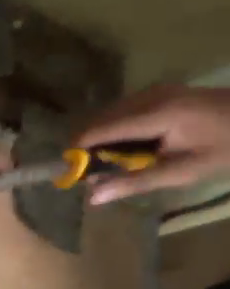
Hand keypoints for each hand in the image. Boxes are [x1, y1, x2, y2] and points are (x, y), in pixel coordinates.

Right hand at [77, 84, 229, 203]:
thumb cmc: (229, 147)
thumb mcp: (186, 170)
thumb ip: (136, 181)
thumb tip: (92, 197)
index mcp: (156, 115)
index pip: (95, 133)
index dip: (78, 155)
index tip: (75, 176)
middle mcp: (151, 97)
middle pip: (97, 123)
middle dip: (90, 149)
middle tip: (99, 172)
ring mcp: (158, 91)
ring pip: (108, 116)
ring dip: (103, 139)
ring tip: (119, 159)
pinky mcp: (163, 91)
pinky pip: (124, 110)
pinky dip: (117, 128)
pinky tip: (134, 143)